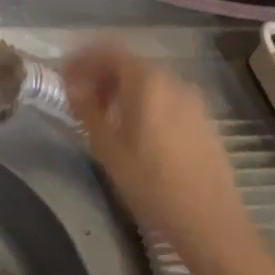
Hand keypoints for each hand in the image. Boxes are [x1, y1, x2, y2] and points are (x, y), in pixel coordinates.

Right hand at [64, 44, 274, 274]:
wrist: (211, 223)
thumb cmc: (151, 180)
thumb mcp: (106, 146)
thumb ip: (85, 108)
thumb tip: (72, 87)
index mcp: (146, 80)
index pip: (106, 52)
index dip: (81, 60)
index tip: (63, 77)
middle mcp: (172, 81)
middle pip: (129, 65)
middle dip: (101, 76)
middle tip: (81, 97)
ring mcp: (193, 101)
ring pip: (149, 83)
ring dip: (122, 91)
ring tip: (107, 117)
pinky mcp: (204, 122)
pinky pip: (166, 99)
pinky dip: (145, 103)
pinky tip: (137, 131)